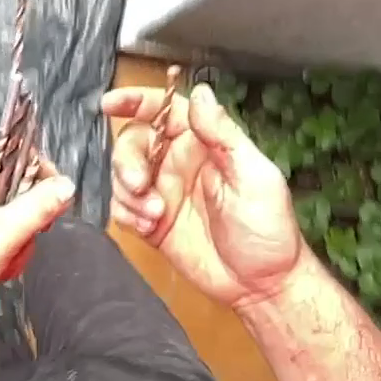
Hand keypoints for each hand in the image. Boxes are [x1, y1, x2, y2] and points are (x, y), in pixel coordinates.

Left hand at [0, 136, 76, 318]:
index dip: (37, 163)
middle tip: (26, 232)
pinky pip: (0, 227)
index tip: (51, 190)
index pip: (10, 143)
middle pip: (16, 180)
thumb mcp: (5, 233)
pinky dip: (6, 246)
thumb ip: (39, 206)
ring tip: (5, 257)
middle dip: (28, 212)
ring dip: (18, 236)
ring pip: (11, 209)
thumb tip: (66, 186)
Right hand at [101, 79, 306, 309]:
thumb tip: (201, 94)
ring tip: (154, 215)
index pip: (163, 110)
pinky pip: (121, 207)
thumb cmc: (268, 230)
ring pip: (121, 175)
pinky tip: (148, 227)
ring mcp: (162, 191)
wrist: (260, 286)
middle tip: (139, 184)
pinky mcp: (150, 221)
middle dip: (127, 161)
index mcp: (203, 144)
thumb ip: (223, 135)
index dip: (135, 101)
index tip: (112, 104)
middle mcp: (177, 163)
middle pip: (132, 143)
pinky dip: (126, 215)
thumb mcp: (254, 176)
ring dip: (128, 194)